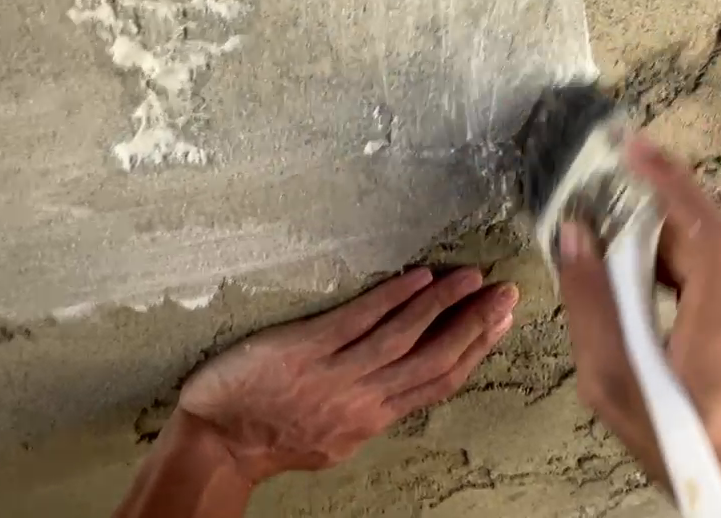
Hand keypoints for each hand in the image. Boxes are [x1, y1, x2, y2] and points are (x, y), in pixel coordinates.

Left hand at [175, 266, 518, 484]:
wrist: (216, 443)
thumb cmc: (271, 437)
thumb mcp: (334, 437)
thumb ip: (369, 409)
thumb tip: (401, 385)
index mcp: (372, 420)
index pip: (438, 381)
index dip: (475, 350)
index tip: (501, 323)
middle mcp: (364, 399)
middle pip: (434, 358)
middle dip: (475, 325)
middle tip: (504, 294)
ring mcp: (337, 372)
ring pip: (404, 336)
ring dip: (443, 304)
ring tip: (471, 278)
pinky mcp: (308, 348)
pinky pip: (360, 321)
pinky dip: (393, 298)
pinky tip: (418, 277)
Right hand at [557, 139, 720, 516]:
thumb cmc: (678, 444)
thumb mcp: (612, 386)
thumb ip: (590, 307)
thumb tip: (574, 234)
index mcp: (720, 328)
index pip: (713, 234)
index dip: (675, 184)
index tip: (632, 150)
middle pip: (700, 235)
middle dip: (647, 212)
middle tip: (598, 206)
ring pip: (701, 254)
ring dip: (654, 242)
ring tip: (607, 250)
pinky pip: (705, 272)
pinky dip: (668, 264)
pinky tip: (636, 288)